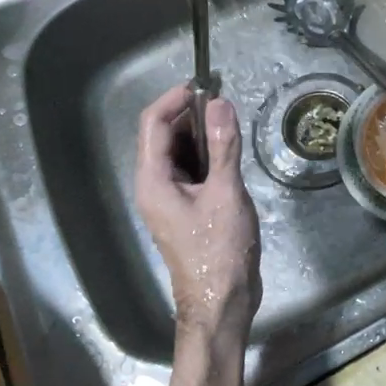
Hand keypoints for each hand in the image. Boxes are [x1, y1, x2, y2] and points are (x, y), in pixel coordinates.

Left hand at [134, 86, 261, 338]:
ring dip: (202, 134)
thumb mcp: (226, 193)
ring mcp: (169, 199)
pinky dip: (208, 155)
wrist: (221, 301)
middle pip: (163, 136)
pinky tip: (231, 153)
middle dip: (191, 114)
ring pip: (179, 153)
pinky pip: (190, 171)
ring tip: (232, 123)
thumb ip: (223, 146)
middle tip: (226, 102)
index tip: (206, 84)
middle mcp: (154, 186)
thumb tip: (220, 103)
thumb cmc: (219, 249)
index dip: (175, 99)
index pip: (153, 124)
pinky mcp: (186, 209)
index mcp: (153, 180)